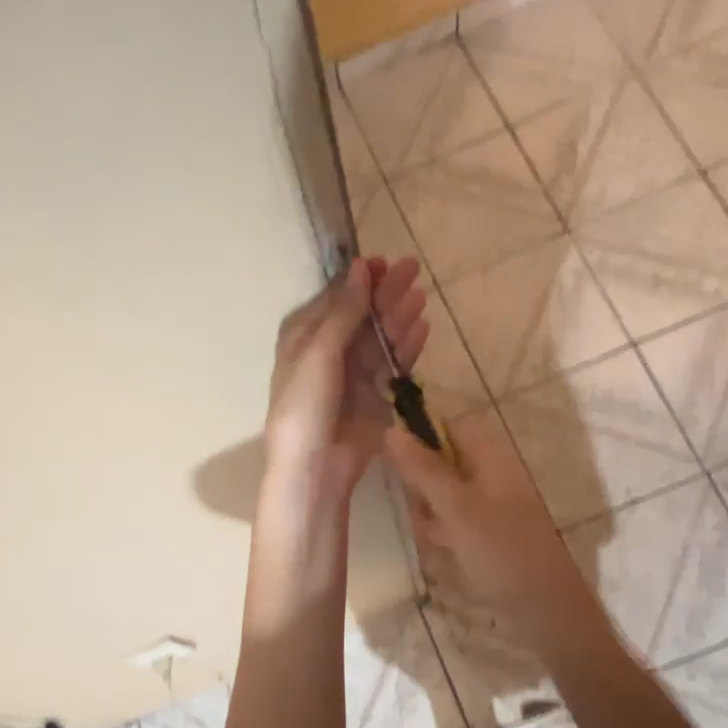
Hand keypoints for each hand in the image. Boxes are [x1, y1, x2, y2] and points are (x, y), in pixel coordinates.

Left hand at [263, 257, 428, 507]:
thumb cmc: (305, 406)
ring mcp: (354, 374)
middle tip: (414, 268)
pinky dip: (407, 346)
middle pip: (362, 315)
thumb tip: (361, 267)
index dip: (359, 280)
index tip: (385, 260)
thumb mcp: (318, 353)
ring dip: (399, 315)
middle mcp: (329, 352)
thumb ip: (343, 312)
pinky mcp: (375, 395)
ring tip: (421, 294)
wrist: (315, 467)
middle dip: (386, 292)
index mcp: (304, 338)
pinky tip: (423, 326)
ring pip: (380, 337)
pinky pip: (394, 363)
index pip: (335, 299)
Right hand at [383, 417, 612, 653]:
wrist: (543, 609)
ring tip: (445, 548)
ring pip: (439, 504)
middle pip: (436, 468)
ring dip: (432, 525)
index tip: (397, 467)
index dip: (417, 440)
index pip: (444, 427)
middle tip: (429, 520)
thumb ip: (422, 469)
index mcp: (489, 457)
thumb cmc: (501, 551)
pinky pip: (450, 530)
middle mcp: (489, 475)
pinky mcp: (485, 536)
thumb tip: (389, 430)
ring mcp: (488, 507)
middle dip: (423, 496)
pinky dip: (446, 544)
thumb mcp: (455, 508)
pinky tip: (453, 564)